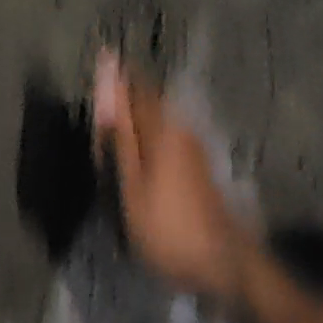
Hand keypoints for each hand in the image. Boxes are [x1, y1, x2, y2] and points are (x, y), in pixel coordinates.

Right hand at [92, 48, 253, 302]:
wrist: (222, 260)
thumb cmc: (168, 228)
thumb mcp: (132, 188)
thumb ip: (120, 139)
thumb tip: (108, 94)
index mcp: (163, 129)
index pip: (137, 87)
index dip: (117, 75)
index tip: (100, 61)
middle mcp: (181, 128)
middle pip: (150, 100)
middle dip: (127, 94)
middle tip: (102, 98)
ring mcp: (193, 145)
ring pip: (159, 117)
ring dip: (137, 115)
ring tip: (113, 130)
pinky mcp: (198, 163)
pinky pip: (166, 134)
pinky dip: (148, 136)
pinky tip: (138, 156)